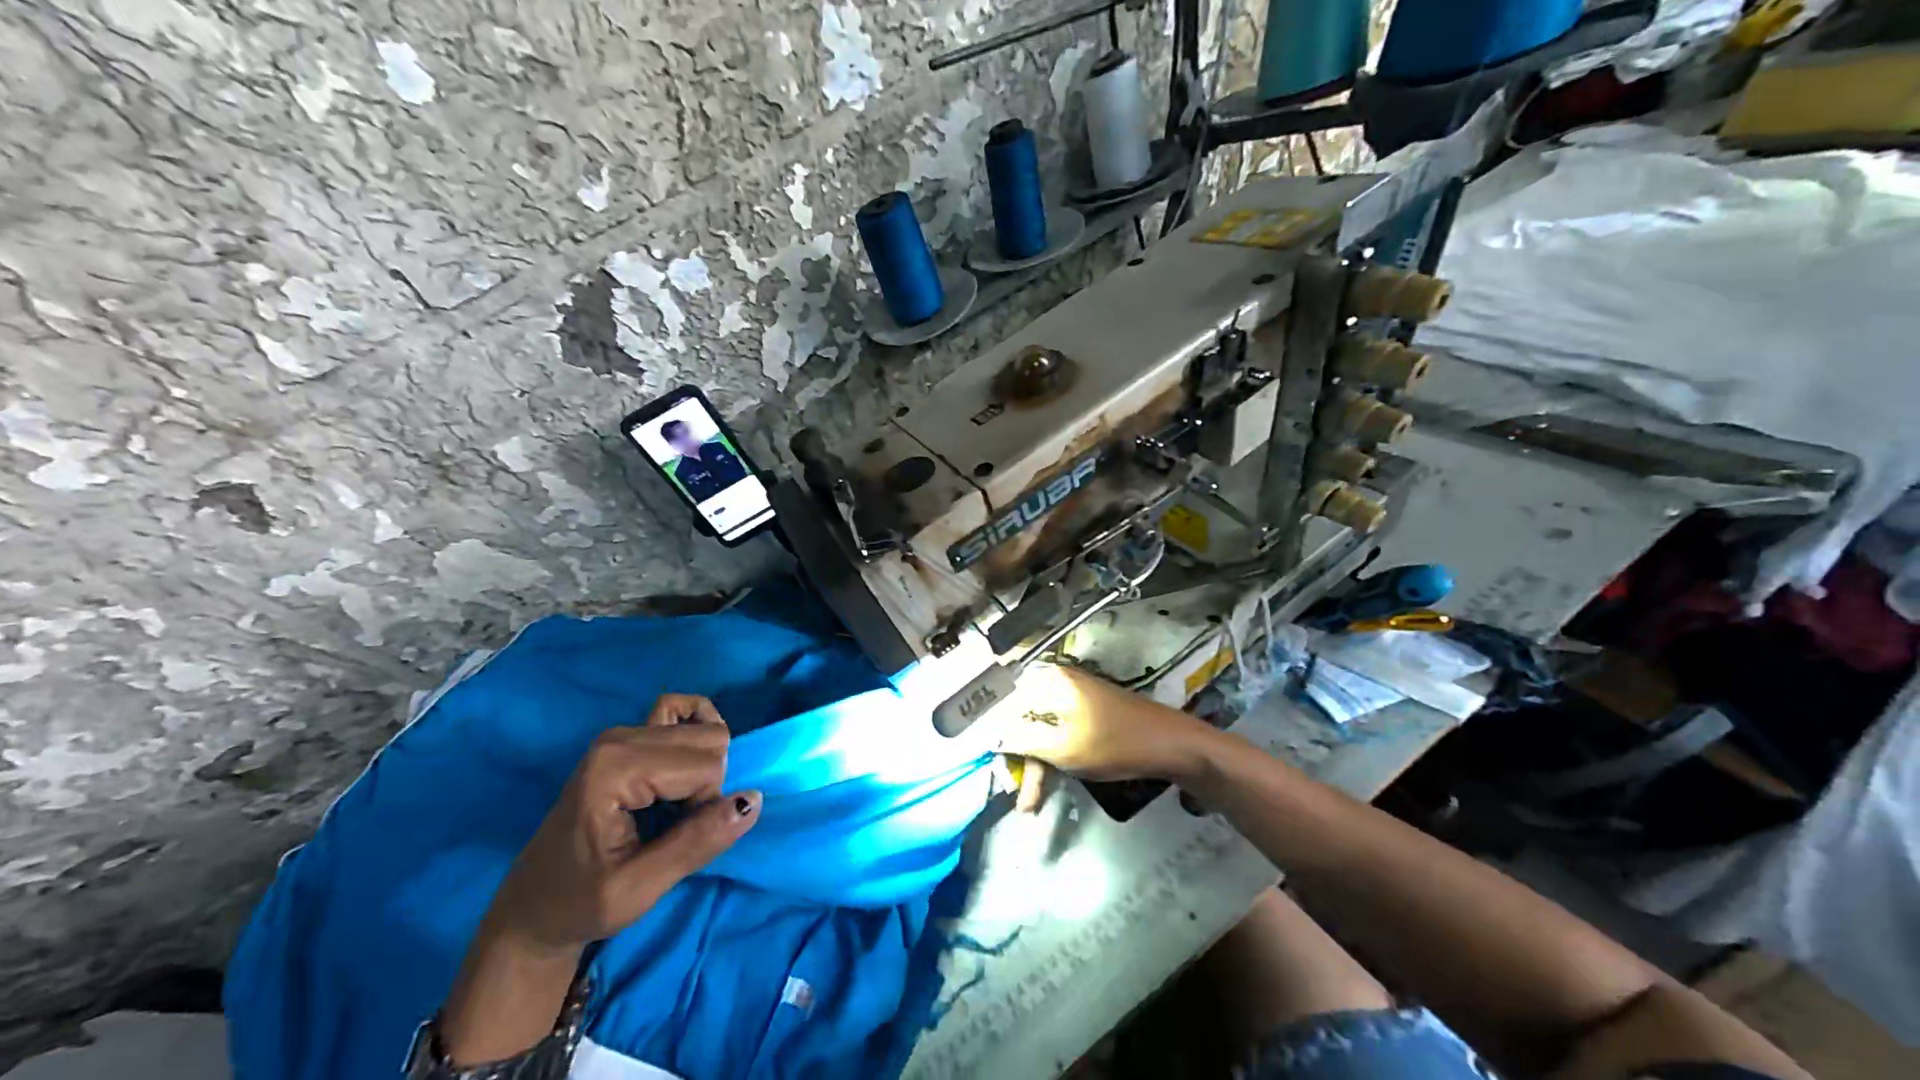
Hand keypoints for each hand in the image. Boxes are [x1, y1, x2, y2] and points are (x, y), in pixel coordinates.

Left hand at [485, 694, 761, 951]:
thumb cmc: (579, 904)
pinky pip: (680, 710)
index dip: (703, 808)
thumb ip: (696, 843)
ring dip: (700, 773)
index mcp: (616, 769)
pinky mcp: (625, 738)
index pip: (706, 767)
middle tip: (671, 826)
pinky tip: (682, 769)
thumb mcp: (637, 890)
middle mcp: (619, 737)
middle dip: (706, 787)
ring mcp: (621, 733)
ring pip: (704, 732)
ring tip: (668, 810)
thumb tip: (754, 800)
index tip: (668, 842)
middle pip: (709, 741)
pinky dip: (695, 734)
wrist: (532, 910)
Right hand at [988, 664, 1221, 785]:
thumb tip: (990, 734)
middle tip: (1017, 794)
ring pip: (1041, 728)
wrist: (1175, 746)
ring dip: (1035, 763)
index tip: (986, 759)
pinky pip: (1059, 731)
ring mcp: (1076, 696)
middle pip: (1022, 716)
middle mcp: (1059, 681)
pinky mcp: (1089, 712)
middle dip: (1017, 757)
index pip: (1005, 699)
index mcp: (1051, 679)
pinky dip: (1052, 757)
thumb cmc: (1116, 743)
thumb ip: (1023, 739)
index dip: (992, 730)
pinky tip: (1048, 782)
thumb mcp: (1063, 746)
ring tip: (1031, 801)